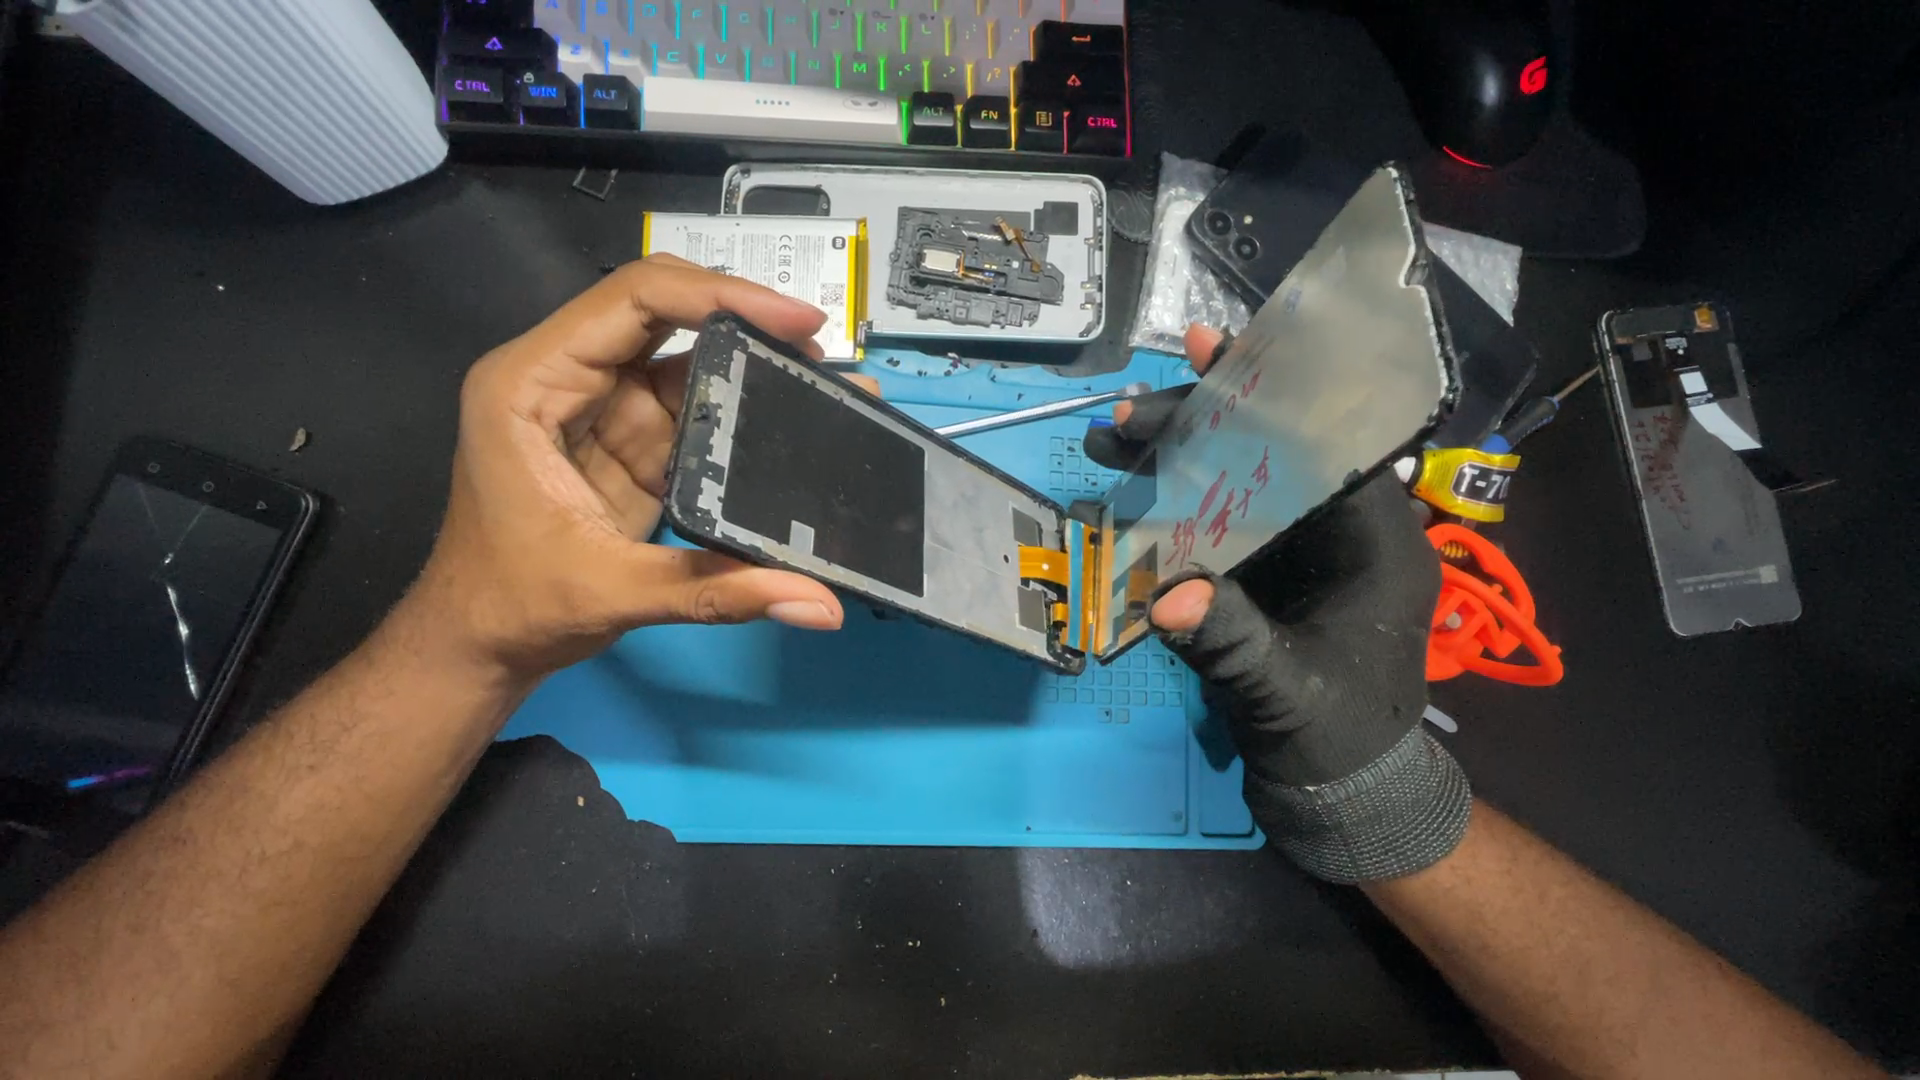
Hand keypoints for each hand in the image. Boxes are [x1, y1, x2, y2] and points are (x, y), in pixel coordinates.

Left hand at [405, 255, 851, 682]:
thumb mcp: (612, 593)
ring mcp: (604, 410)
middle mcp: (568, 379)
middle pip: (664, 314)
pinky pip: (695, 409)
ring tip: (821, 380)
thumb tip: (822, 606)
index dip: (719, 295)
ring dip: (750, 365)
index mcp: (531, 384)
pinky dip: (744, 412)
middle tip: (817, 346)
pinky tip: (790, 418)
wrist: (478, 645)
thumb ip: (717, 590)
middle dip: (743, 319)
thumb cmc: (512, 606)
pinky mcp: (632, 442)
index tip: (799, 321)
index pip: (633, 302)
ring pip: (686, 359)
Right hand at [1086, 325, 1466, 883]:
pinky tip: (1123, 486)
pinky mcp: (1259, 572)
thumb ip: (1232, 642)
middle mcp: (1335, 531)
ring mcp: (1293, 550)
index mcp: (1374, 543)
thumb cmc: (1335, 740)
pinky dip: (1167, 502)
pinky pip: (1212, 520)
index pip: (1325, 443)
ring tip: (1110, 436)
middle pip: (1268, 452)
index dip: (1269, 393)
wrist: (1336, 791)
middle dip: (1197, 426)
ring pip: (1234, 480)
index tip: (1213, 352)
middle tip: (1127, 411)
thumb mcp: (1286, 694)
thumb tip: (1166, 596)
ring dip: (1173, 457)